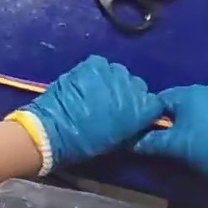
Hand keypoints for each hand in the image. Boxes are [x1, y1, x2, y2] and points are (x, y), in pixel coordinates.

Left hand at [10, 55, 164, 172]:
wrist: (54, 130)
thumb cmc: (86, 143)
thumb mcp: (118, 139)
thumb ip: (131, 124)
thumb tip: (134, 118)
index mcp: (142, 109)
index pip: (153, 103)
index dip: (141, 108)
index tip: (129, 113)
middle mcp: (132, 87)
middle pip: (136, 85)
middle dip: (126, 93)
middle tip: (110, 102)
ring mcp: (112, 72)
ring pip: (118, 73)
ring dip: (110, 81)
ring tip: (94, 91)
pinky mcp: (92, 64)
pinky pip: (99, 65)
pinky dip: (94, 72)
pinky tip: (84, 82)